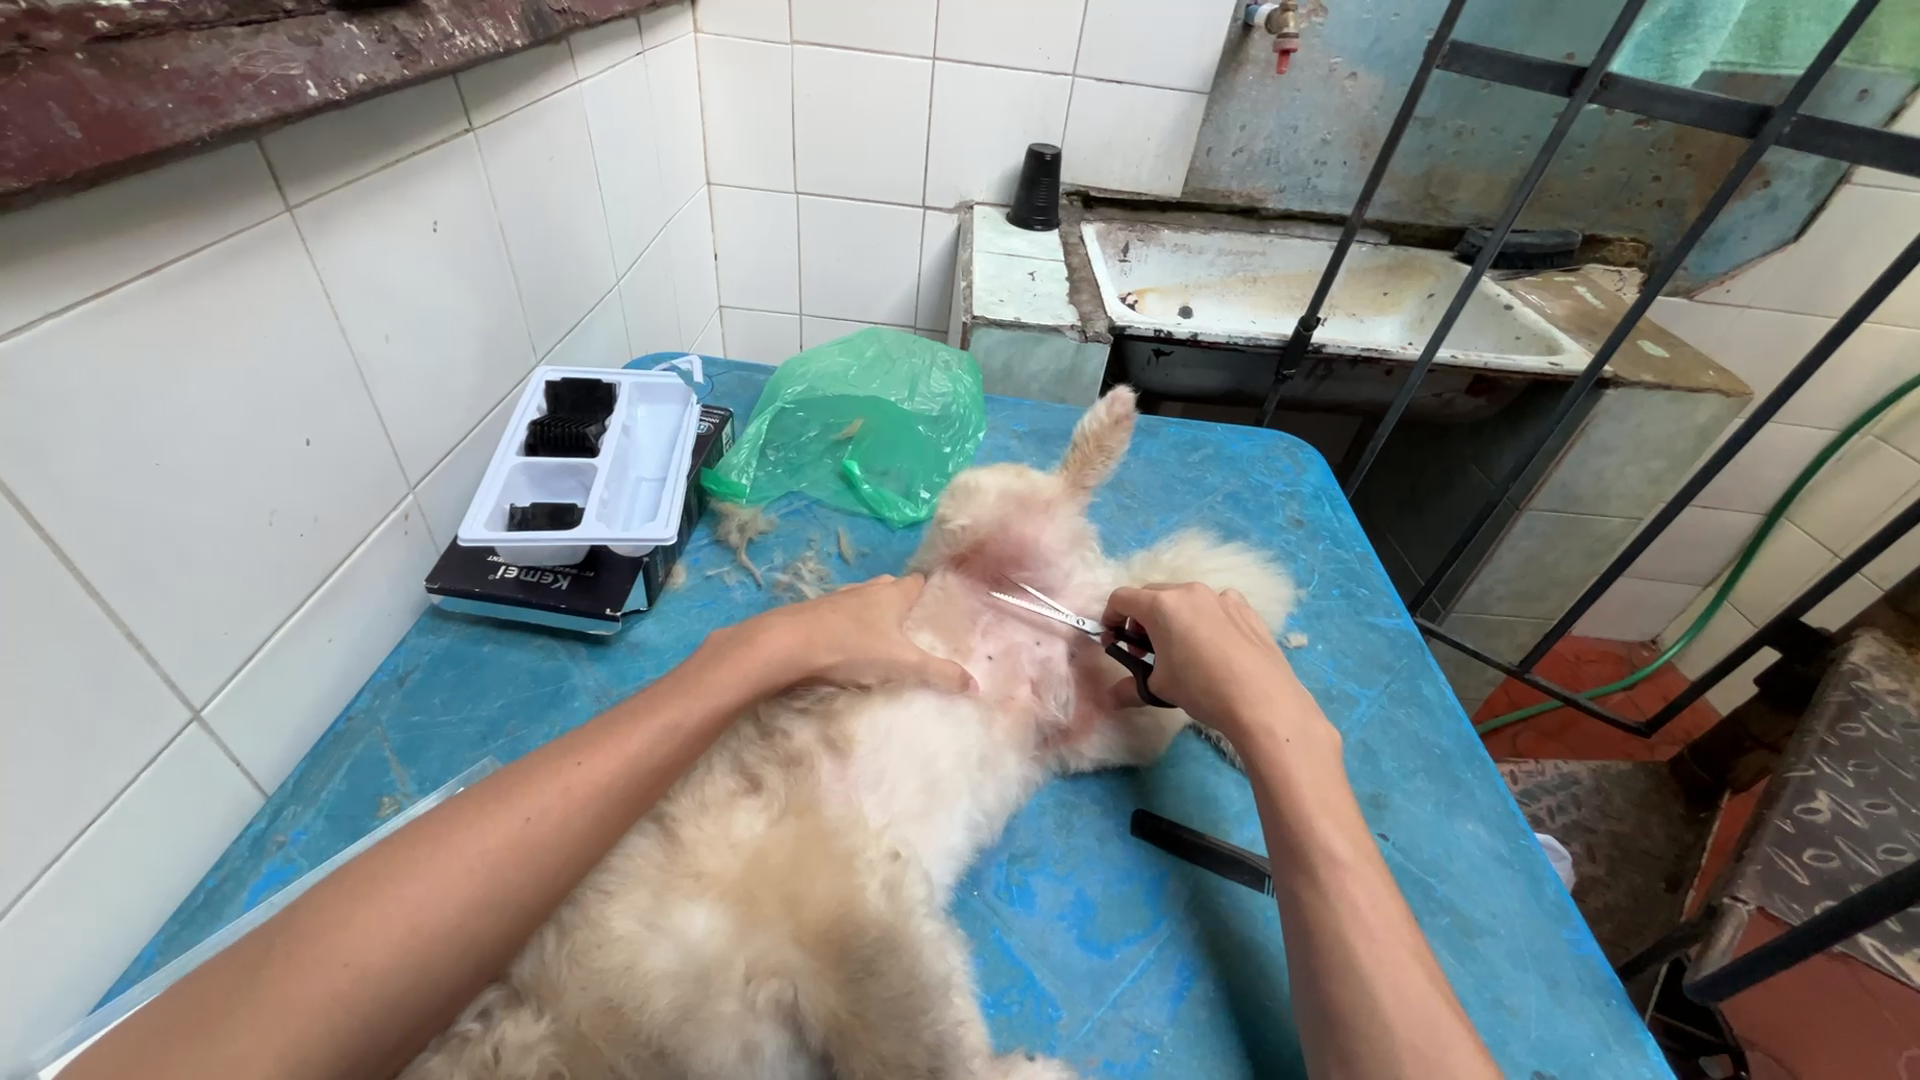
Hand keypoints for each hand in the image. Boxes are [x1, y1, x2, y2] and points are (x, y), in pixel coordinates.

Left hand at [733, 574, 973, 693]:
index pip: (917, 582)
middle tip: (911, 625)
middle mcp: (866, 589)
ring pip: (862, 599)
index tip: (937, 607)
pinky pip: (838, 614)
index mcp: (892, 594)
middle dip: (901, 601)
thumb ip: (939, 673)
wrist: (788, 644)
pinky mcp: (813, 613)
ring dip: (871, 612)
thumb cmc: (852, 647)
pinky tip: (845, 644)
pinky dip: (846, 624)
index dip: (928, 591)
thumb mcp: (902, 664)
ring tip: (881, 636)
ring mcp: (837, 599)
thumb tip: (975, 684)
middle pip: (890, 586)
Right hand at [1103, 583, 1333, 756]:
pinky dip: (1205, 618)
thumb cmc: (1201, 689)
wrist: (1263, 701)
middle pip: (1151, 595)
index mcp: (1161, 605)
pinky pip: (1215, 605)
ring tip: (1180, 649)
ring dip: (1173, 617)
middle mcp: (1189, 592)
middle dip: (1141, 619)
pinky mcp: (1245, 608)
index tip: (1113, 640)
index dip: (1110, 617)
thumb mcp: (1159, 689)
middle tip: (1144, 650)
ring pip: (1185, 599)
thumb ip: (1129, 688)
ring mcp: (1221, 597)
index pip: (1121, 598)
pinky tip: (1214, 646)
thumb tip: (1111, 698)